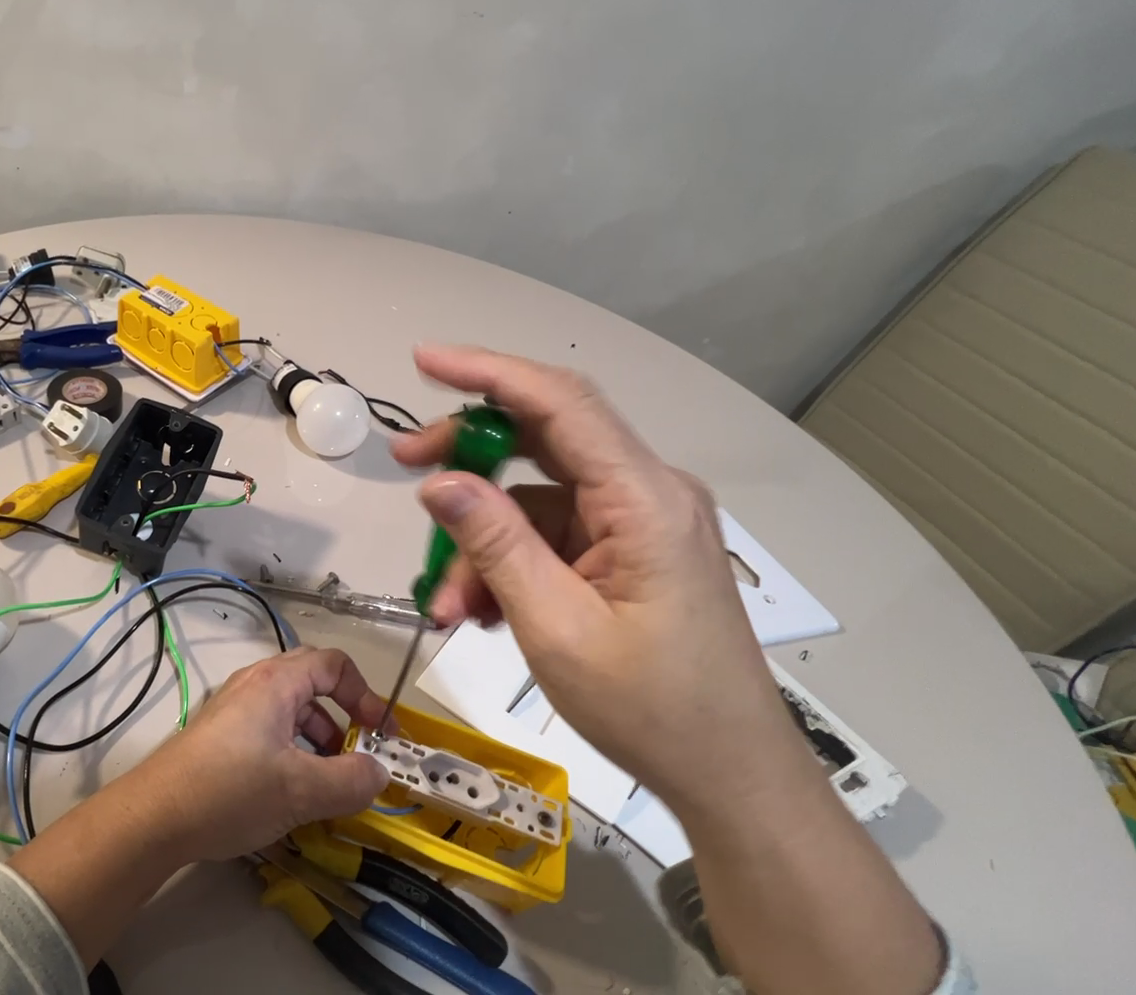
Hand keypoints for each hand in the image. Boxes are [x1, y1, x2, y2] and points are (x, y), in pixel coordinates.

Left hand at [114, 647, 389, 861]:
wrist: (156, 815)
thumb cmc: (231, 792)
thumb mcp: (301, 791)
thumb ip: (350, 781)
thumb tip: (379, 773)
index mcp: (276, 683)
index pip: (335, 664)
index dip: (367, 694)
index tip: (383, 733)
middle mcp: (255, 684)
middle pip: (314, 682)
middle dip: (345, 714)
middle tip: (361, 751)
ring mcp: (235, 708)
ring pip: (292, 709)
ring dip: (320, 737)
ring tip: (332, 779)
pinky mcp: (222, 734)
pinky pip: (271, 728)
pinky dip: (295, 749)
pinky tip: (296, 789)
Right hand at [392, 345, 816, 813]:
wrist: (729, 775)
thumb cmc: (651, 708)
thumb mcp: (555, 627)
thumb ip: (496, 543)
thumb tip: (438, 482)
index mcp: (643, 499)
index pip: (559, 404)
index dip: (488, 372)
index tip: (423, 361)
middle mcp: (646, 492)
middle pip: (544, 438)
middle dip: (469, 455)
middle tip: (406, 468)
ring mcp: (638, 521)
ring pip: (536, 498)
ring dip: (482, 540)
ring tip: (449, 604)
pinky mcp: (628, 550)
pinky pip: (551, 534)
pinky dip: (508, 562)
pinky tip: (483, 610)